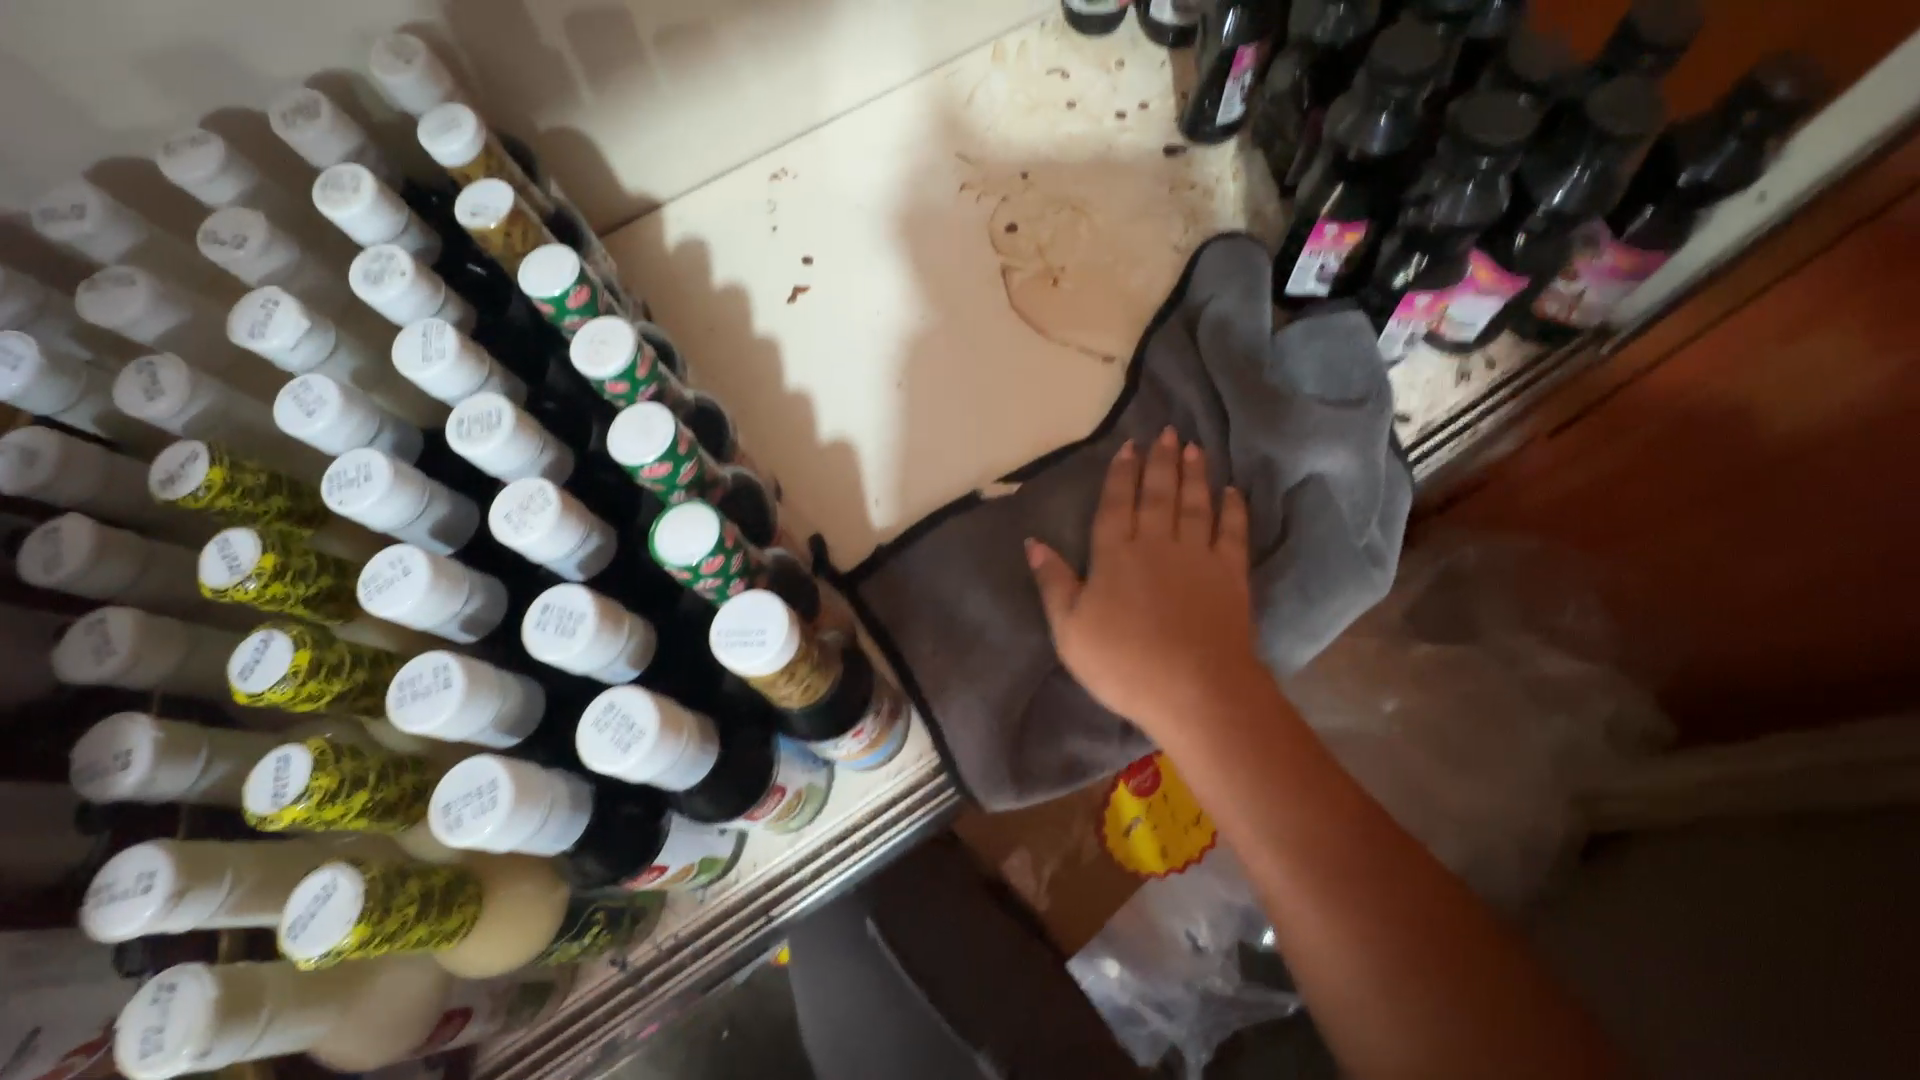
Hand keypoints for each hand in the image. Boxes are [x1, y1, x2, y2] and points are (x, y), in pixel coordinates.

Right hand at [1027, 426, 1264, 737]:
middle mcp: (1156, 543)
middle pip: (1158, 494)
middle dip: (1161, 462)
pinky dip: (1232, 509)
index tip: (1129, 447)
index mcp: (1114, 555)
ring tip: (1194, 449)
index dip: (1122, 473)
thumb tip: (1033, 543)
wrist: (1195, 689)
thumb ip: (1053, 583)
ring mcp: (1198, 556)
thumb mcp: (1070, 630)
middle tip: (1167, 433)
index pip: (1116, 503)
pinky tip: (1232, 492)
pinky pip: (1232, 532)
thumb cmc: (1123, 664)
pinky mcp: (1231, 574)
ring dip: (1194, 475)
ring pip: (1195, 504)